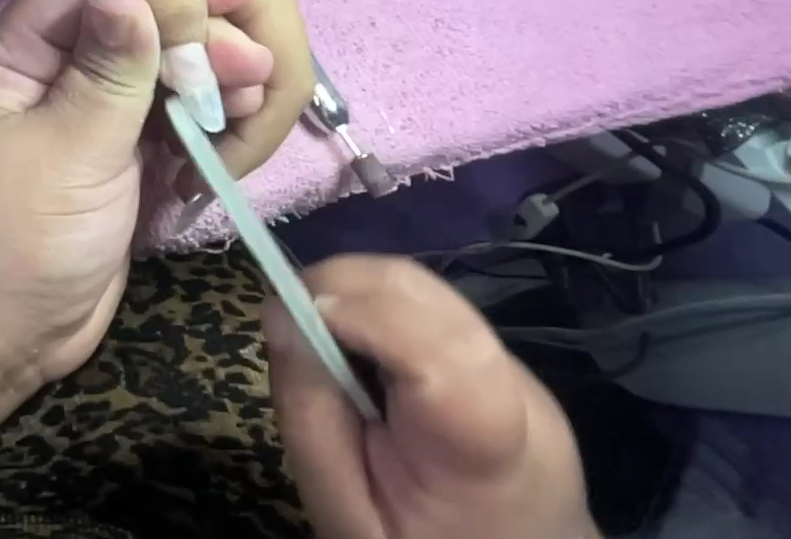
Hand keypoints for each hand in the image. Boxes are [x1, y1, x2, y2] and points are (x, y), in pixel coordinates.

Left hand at [0, 0, 269, 402]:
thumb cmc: (9, 238)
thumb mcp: (63, 149)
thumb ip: (106, 74)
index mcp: (9, 58)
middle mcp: (43, 79)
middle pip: (122, 33)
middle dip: (187, 37)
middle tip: (255, 56)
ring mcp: (78, 123)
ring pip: (145, 79)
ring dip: (201, 79)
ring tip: (259, 86)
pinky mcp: (107, 164)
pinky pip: (155, 125)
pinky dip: (195, 120)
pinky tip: (238, 117)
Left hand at [41, 0, 311, 181]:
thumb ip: (169, 1)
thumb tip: (204, 86)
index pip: (282, 79)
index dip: (246, 138)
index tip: (193, 180)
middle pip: (256, 75)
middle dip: (220, 130)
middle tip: (163, 174)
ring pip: (219, 57)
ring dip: (191, 105)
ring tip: (144, 147)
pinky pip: (186, 32)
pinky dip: (166, 70)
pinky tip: (130, 90)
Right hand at [266, 256, 597, 538]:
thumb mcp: (342, 505)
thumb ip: (310, 411)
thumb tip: (277, 310)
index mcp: (482, 443)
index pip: (435, 346)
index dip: (357, 311)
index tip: (290, 318)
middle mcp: (513, 386)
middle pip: (422, 293)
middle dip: (338, 287)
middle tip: (291, 327)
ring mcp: (513, 367)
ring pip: (419, 286)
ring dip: (351, 291)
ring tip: (321, 339)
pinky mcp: (498, 359)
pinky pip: (425, 304)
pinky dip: (372, 305)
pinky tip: (357, 350)